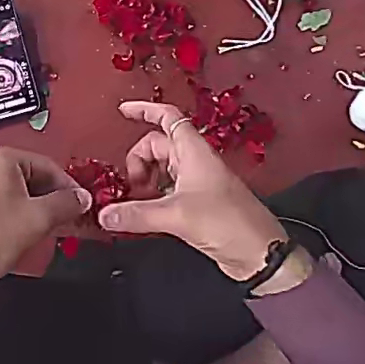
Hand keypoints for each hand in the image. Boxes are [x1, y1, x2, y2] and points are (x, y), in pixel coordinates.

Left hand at [0, 145, 91, 309]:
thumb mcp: (38, 219)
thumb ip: (66, 203)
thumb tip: (82, 198)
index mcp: (1, 158)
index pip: (49, 166)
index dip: (69, 188)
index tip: (81, 204)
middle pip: (36, 178)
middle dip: (55, 200)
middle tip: (70, 219)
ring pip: (24, 193)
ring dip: (41, 211)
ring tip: (52, 229)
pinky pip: (9, 204)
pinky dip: (24, 217)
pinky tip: (31, 234)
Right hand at [99, 102, 296, 283]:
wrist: (259, 253)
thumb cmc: (226, 222)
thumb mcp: (177, 215)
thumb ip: (137, 214)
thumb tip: (105, 214)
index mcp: (194, 151)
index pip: (167, 117)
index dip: (145, 110)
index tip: (123, 111)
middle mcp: (195, 161)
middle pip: (158, 146)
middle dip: (139, 160)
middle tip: (132, 187)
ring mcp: (197, 181)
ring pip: (162, 169)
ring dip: (146, 179)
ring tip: (138, 201)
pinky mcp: (198, 202)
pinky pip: (168, 189)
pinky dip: (154, 196)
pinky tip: (146, 213)